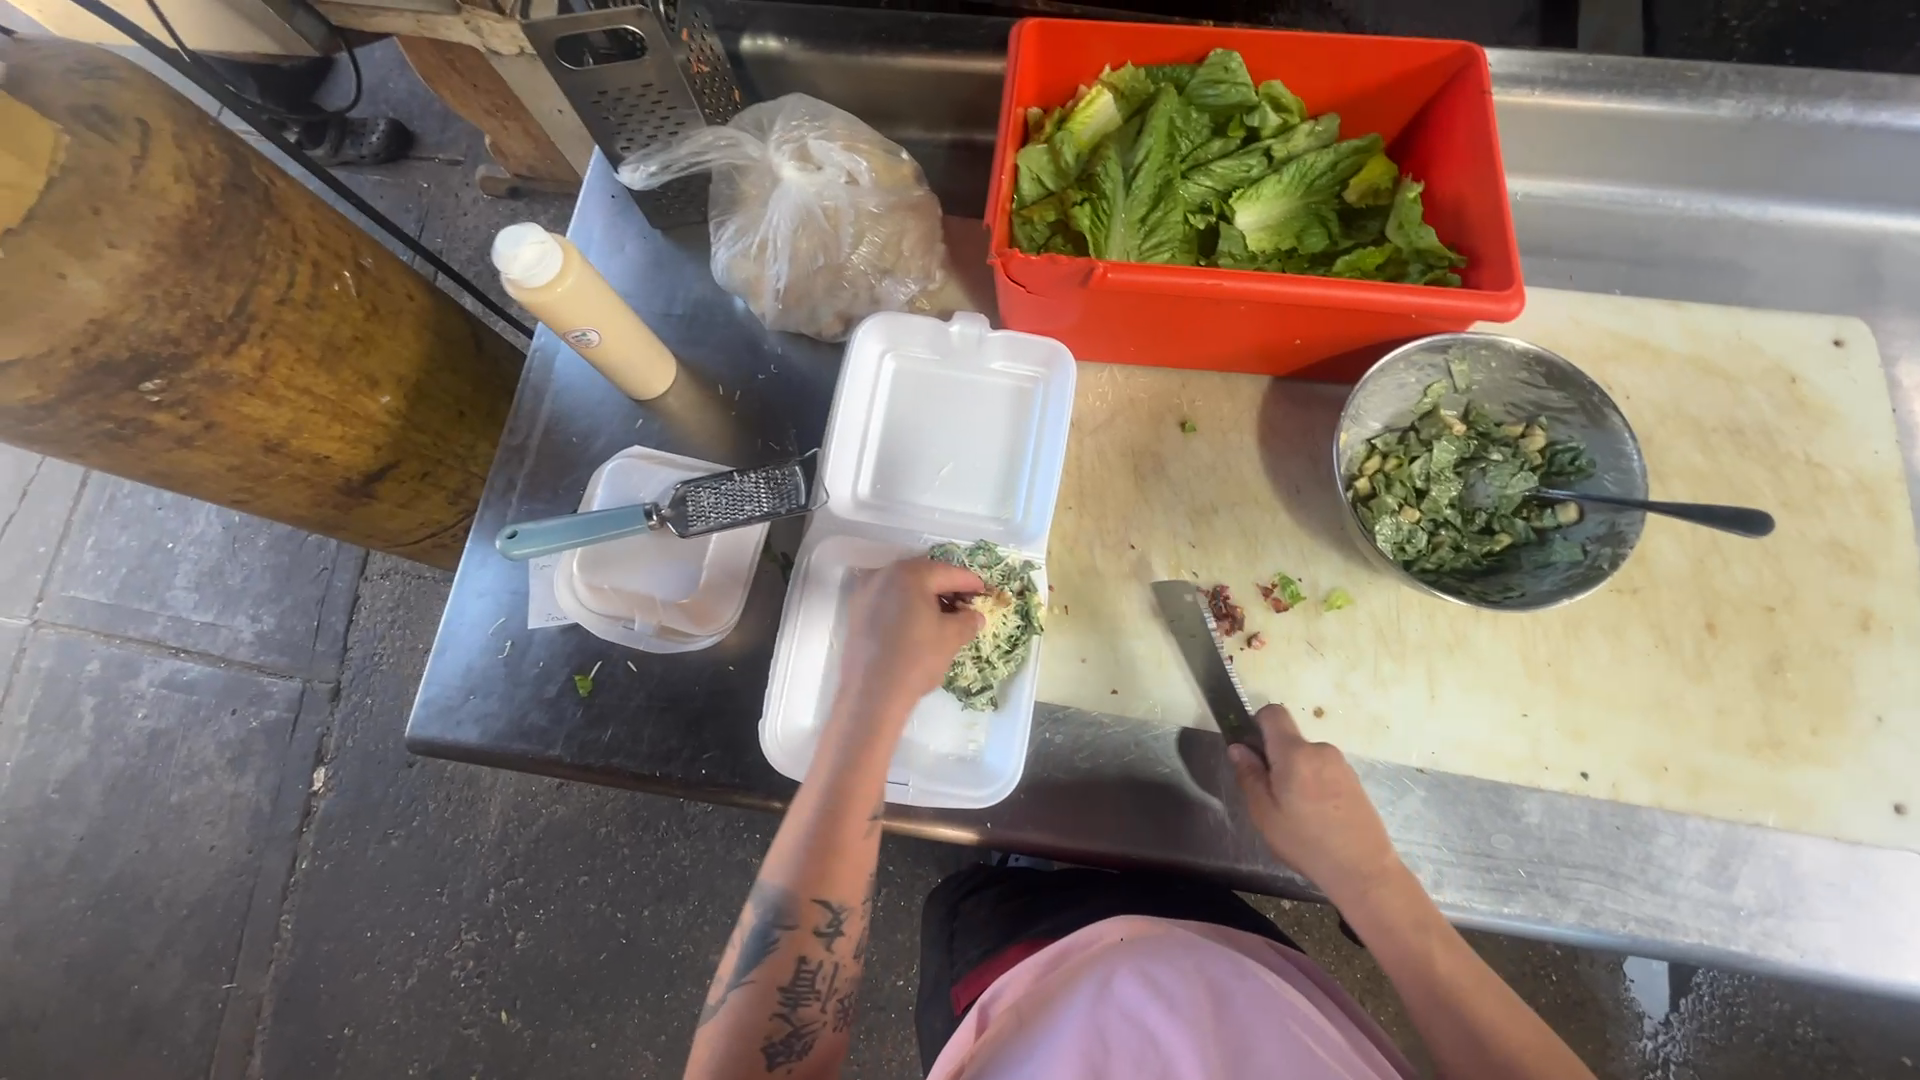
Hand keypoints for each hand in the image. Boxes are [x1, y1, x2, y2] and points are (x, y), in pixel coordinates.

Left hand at [835, 557, 985, 719]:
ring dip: (926, 597)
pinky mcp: (856, 612)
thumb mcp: (951, 638)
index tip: (984, 593)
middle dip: (947, 588)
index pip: (948, 572)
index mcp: (910, 574)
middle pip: (924, 575)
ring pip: (904, 587)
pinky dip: (906, 606)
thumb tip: (974, 615)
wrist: (871, 695)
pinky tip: (918, 624)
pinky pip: (888, 600)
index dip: (970, 582)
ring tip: (944, 617)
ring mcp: (866, 592)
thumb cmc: (916, 659)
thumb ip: (968, 620)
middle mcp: (884, 575)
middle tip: (965, 605)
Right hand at [1228, 705, 1406, 906]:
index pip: (1273, 713)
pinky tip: (1317, 817)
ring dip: (1295, 774)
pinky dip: (1314, 785)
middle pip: (1288, 740)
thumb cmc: (1306, 842)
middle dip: (1275, 759)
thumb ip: (1249, 775)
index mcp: (1295, 752)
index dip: (1256, 723)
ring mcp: (1341, 765)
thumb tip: (1238, 747)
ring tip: (1296, 812)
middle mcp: (1321, 750)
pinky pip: (1323, 771)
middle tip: (1270, 796)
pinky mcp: (1355, 781)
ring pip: (1306, 758)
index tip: (1251, 751)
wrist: (1364, 871)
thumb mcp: (1264, 813)